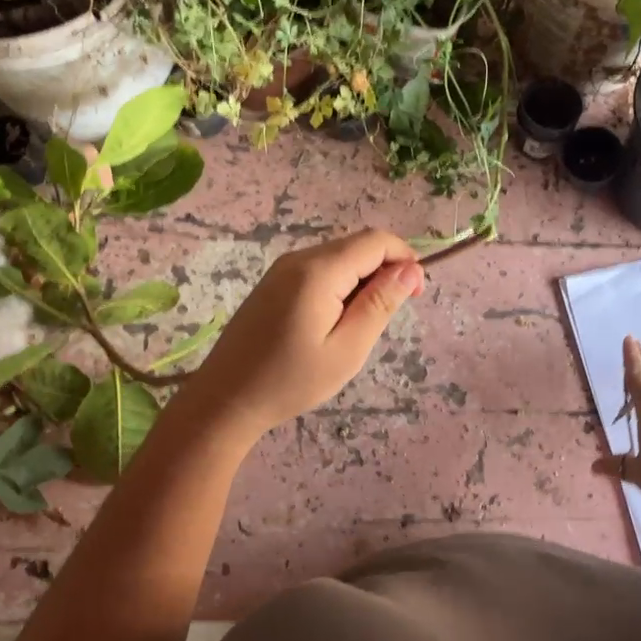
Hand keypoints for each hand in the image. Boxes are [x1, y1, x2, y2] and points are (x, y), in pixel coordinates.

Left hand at [171, 230, 424, 442]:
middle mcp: (299, 259)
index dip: (404, 259)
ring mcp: (283, 269)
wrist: (226, 399)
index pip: (376, 241)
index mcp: (319, 271)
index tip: (415, 296)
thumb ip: (379, 304)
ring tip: (358, 328)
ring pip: (340, 258)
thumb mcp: (347, 349)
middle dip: (385, 271)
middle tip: (386, 319)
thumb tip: (410, 269)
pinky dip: (340, 287)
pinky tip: (333, 324)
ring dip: (362, 281)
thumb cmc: (290, 381)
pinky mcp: (274, 283)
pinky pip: (320, 270)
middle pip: (358, 246)